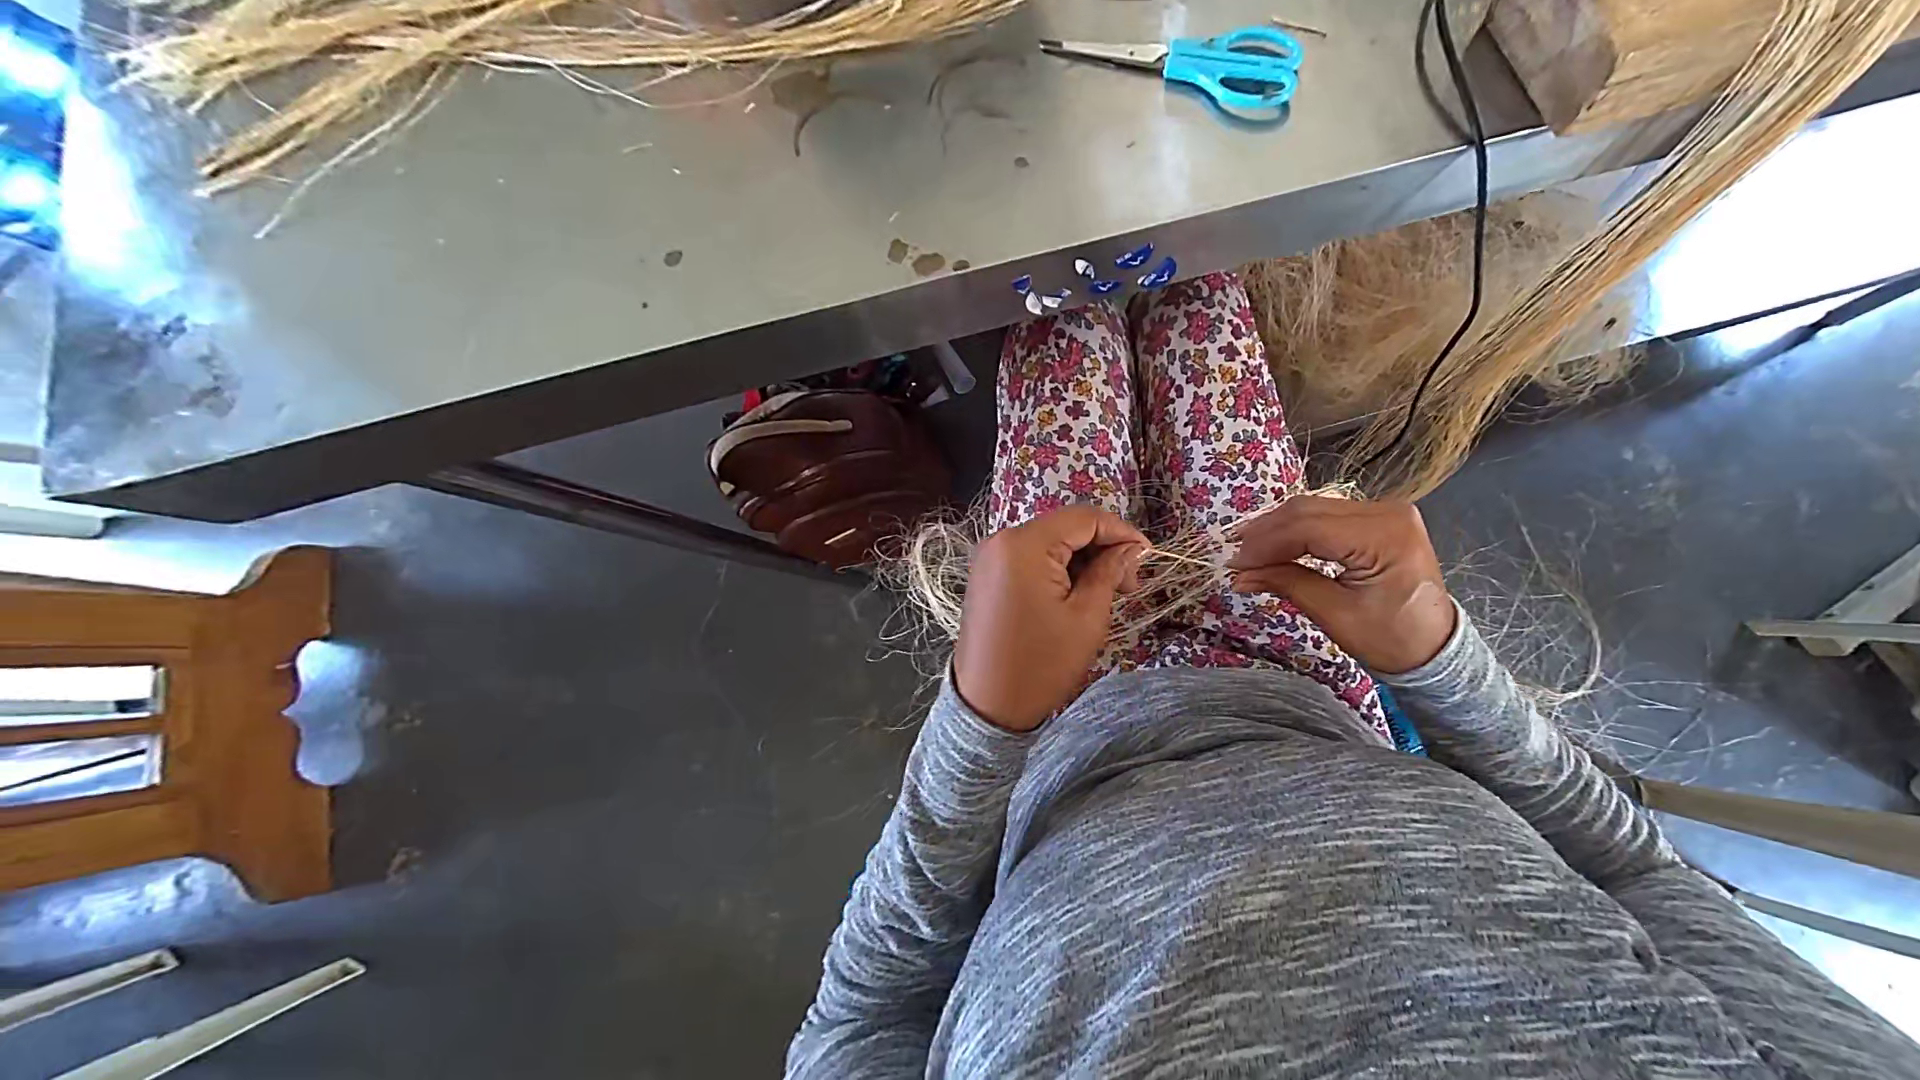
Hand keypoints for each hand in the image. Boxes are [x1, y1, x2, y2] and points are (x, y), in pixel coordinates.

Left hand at [953, 506, 1147, 731]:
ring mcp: (989, 557)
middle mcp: (1001, 540)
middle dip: (1102, 548)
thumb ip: (1110, 571)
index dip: (1121, 531)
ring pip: (1049, 542)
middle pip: (1065, 526)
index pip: (1083, 517)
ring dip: (1082, 559)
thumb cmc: (1041, 664)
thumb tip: (1131, 548)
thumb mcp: (1087, 616)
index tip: (1147, 556)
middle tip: (1129, 584)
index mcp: (1024, 544)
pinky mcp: (986, 575)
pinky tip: (1076, 593)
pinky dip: (1058, 568)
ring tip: (1105, 593)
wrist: (988, 706)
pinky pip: (1030, 558)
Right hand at [1227, 496, 1455, 673]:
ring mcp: (1385, 512)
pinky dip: (1294, 529)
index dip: (1265, 544)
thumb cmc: (1391, 638)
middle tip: (1234, 555)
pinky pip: (1325, 515)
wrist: (1434, 648)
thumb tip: (1241, 575)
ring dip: (1276, 528)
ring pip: (1312, 508)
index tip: (1235, 563)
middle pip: (1308, 510)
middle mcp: (1388, 512)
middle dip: (1265, 533)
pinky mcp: (1377, 519)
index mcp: (1386, 536)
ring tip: (1246, 549)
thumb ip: (1287, 583)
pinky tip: (1272, 543)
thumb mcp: (1334, 614)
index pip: (1308, 528)